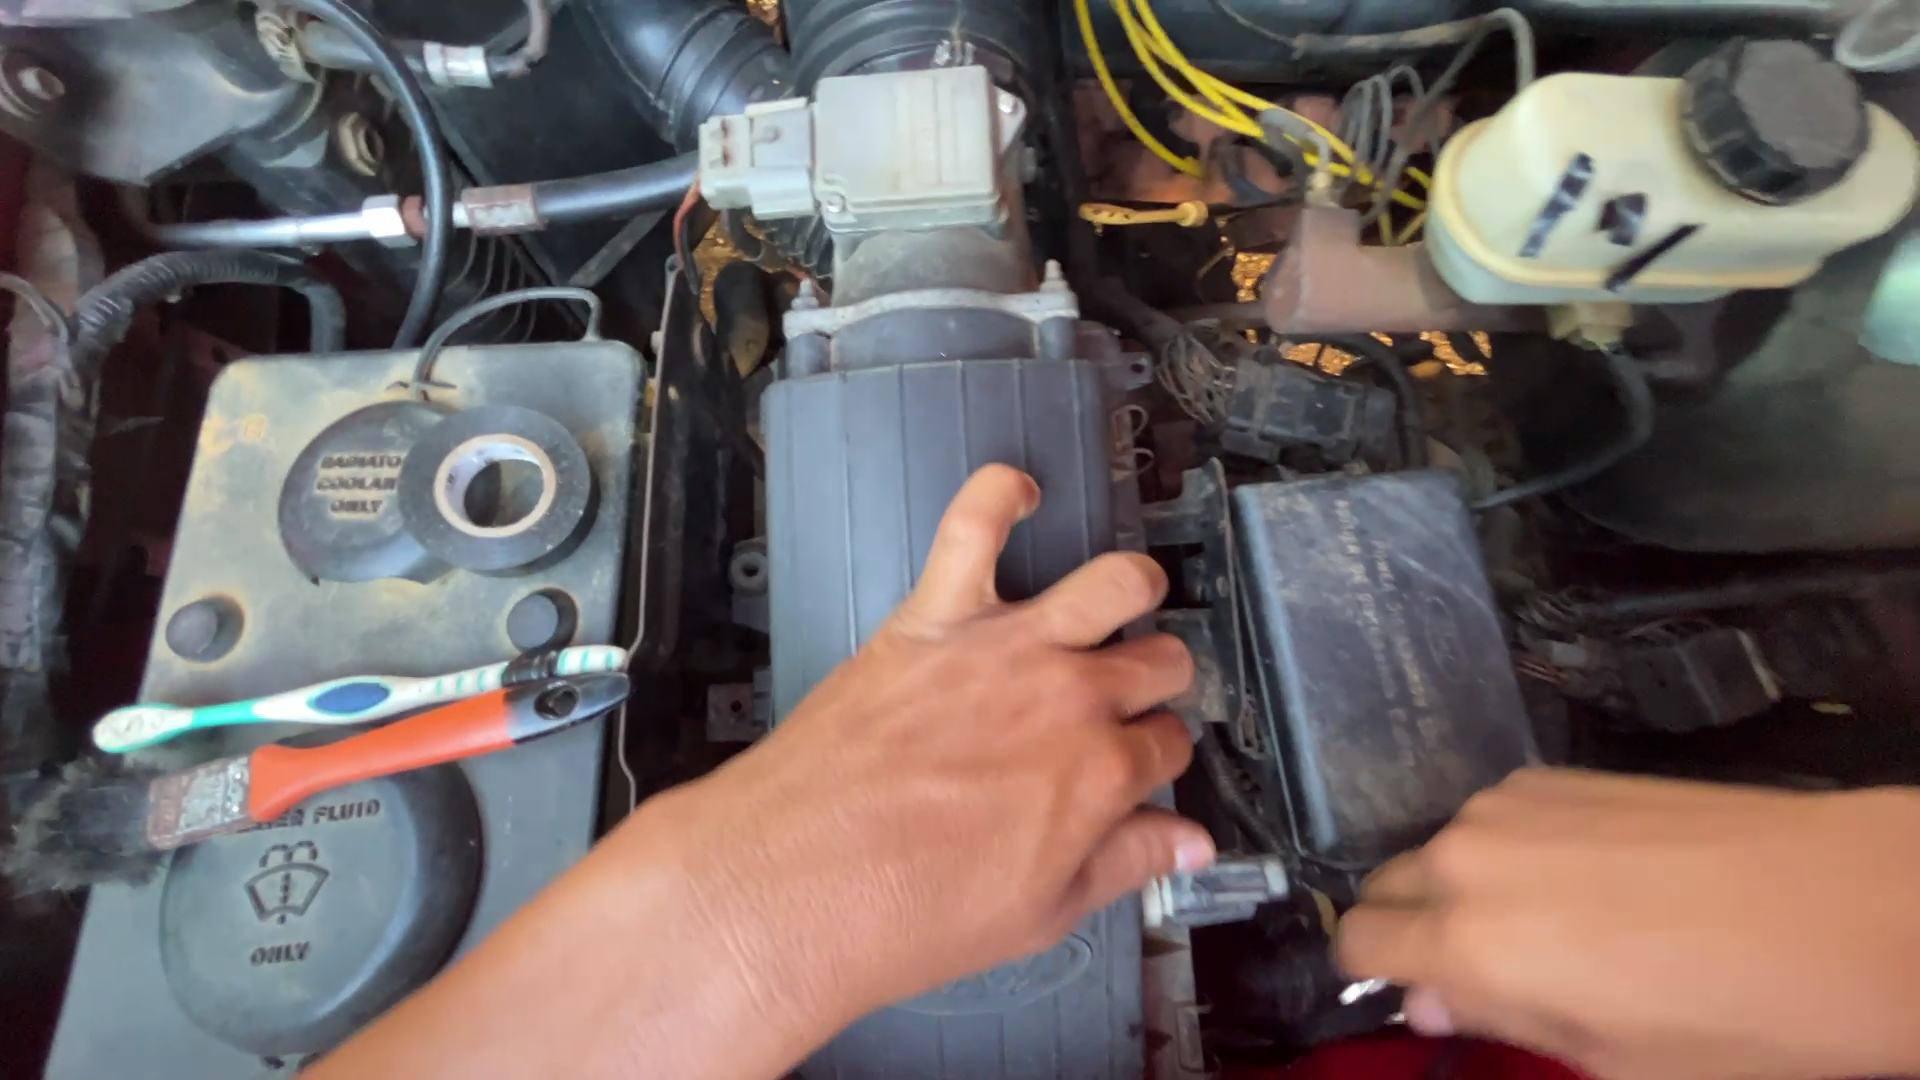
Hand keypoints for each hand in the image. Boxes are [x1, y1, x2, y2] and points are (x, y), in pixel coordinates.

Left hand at [647, 463, 1213, 1023]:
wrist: (792, 881)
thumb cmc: (909, 908)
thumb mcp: (1040, 912)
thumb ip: (1126, 863)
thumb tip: (1189, 843)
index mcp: (1100, 772)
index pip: (1168, 745)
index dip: (1157, 755)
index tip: (1138, 763)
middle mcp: (1069, 695)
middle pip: (1159, 660)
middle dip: (1157, 677)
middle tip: (1127, 692)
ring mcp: (1006, 645)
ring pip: (1113, 582)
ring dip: (1130, 588)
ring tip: (1117, 600)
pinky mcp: (936, 613)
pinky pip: (976, 523)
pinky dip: (1001, 493)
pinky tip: (1020, 492)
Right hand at [1336, 768, 1919, 1079]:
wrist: (1847, 902)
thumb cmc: (1743, 1017)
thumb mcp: (1618, 1058)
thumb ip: (1497, 1019)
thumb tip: (1426, 1000)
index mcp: (1471, 942)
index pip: (1357, 942)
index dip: (1367, 970)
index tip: (1401, 985)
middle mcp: (1457, 861)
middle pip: (1380, 889)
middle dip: (1409, 928)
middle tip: (1481, 963)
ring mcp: (1490, 808)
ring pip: (1434, 854)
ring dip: (1460, 887)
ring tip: (1551, 913)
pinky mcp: (1529, 777)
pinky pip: (1483, 821)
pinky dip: (1502, 850)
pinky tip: (1582, 869)